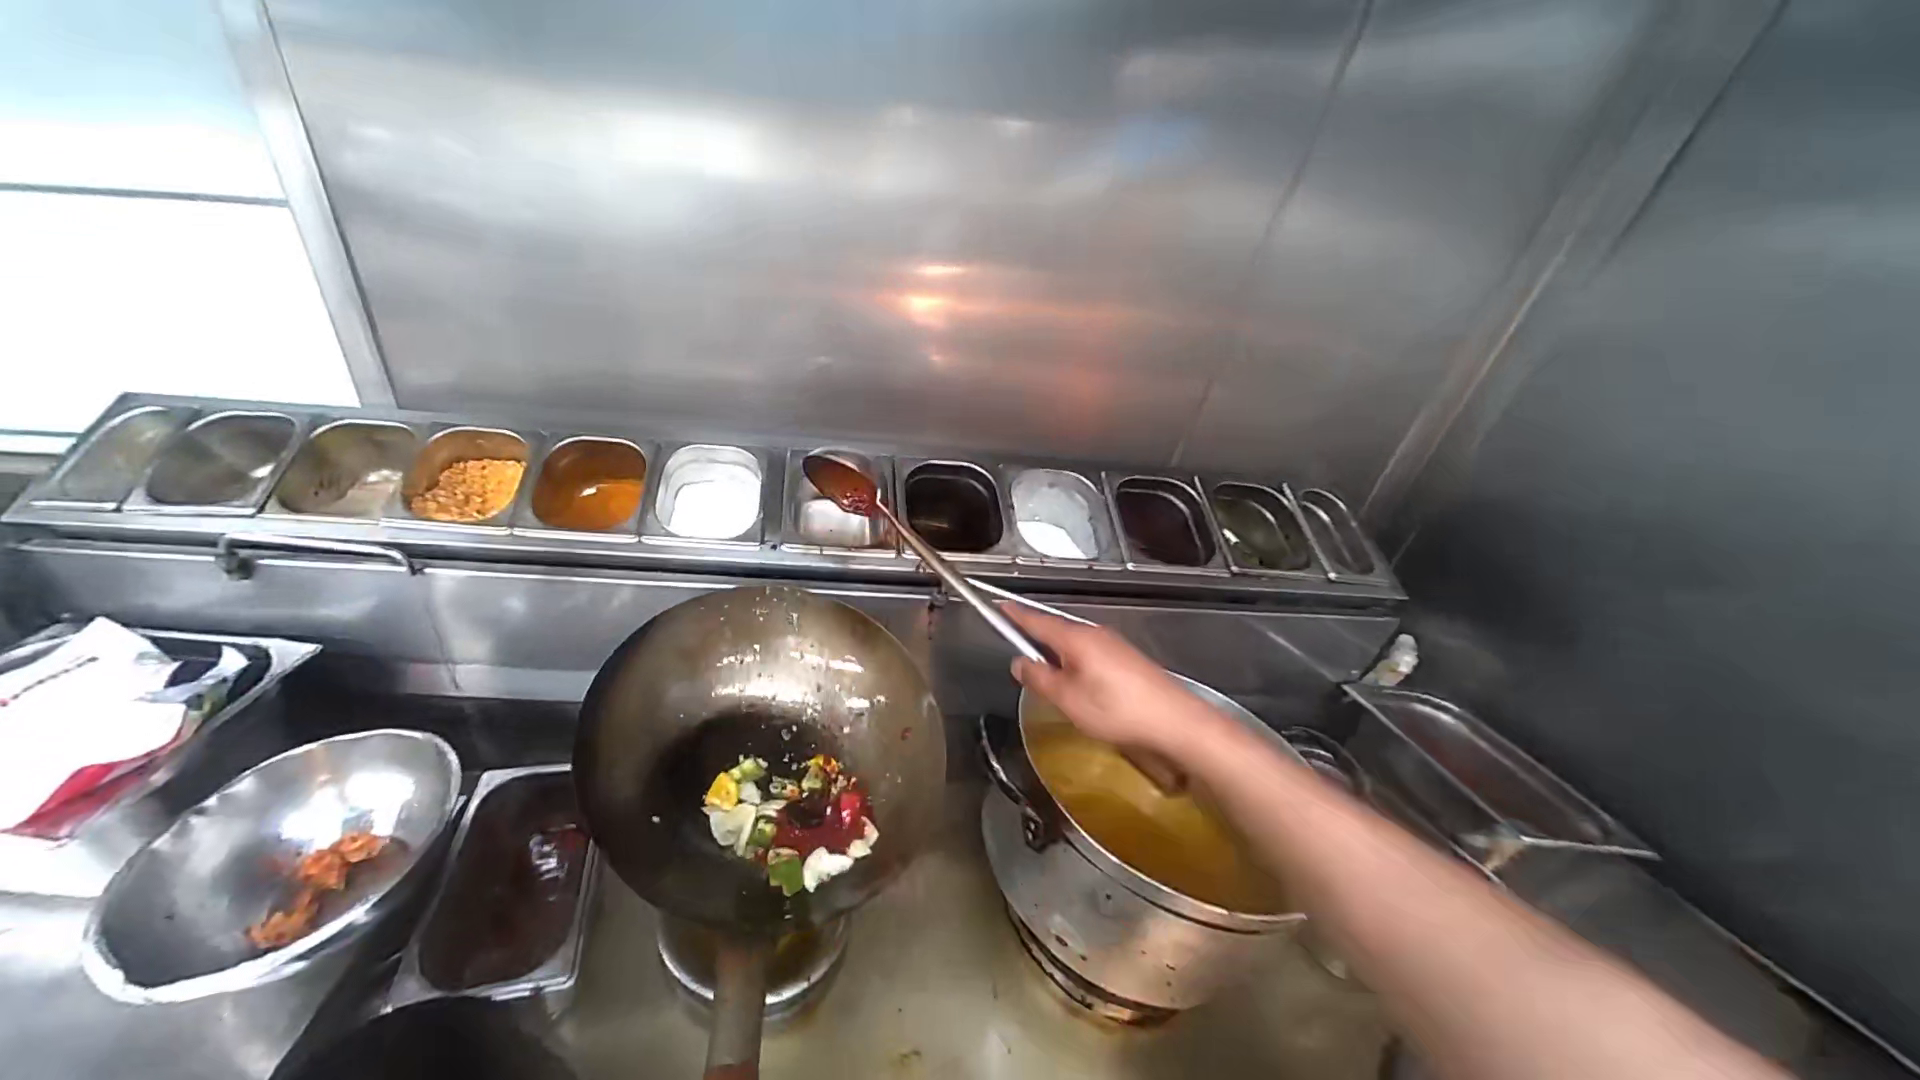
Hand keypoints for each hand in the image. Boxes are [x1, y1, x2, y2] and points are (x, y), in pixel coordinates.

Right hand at [1001, 604, 1224, 754]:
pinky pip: (1090, 655)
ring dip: (1058, 658)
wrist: (1174, 721)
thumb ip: (1039, 678)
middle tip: (1022, 661)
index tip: (1000, 607)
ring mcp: (1114, 645)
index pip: (1037, 620)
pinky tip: (1080, 689)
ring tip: (1051, 684)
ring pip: (1074, 646)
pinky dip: (1076, 665)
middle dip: (1037, 643)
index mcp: (1076, 639)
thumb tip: (1020, 663)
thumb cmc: (1119, 710)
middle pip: (1056, 632)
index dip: (1016, 615)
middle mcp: (1095, 634)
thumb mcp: (1068, 699)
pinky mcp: (1126, 660)